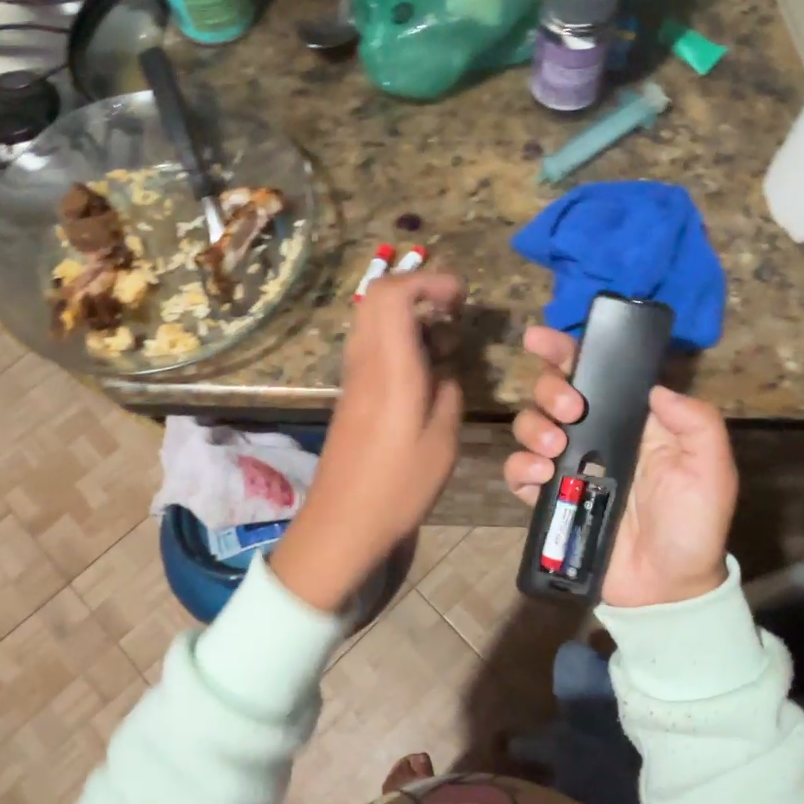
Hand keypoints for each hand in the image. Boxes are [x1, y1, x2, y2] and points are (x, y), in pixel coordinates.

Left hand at [270, 273, 465, 612]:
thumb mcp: (443, 441)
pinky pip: (372, 347)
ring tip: (445, 347)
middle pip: (377, 298)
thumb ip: (449, 393)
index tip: (460, 298)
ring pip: (372, 321)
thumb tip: (444, 371)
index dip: (427, 281)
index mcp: (389, 367)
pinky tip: (425, 375)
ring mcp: (353, 379)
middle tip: (453, 315)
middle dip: (418, 291)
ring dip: (409, 318)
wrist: (342, 523)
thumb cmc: (398, 486)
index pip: (392, 294)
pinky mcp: (351, 397)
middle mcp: (365, 363)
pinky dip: (399, 342)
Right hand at [504, 326, 735, 608]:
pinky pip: (519, 474)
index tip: (542, 337)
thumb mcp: (711, 468)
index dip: (567, 349)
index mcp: (633, 421)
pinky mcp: (548, 501)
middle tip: (570, 410)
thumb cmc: (693, 524)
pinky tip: (540, 478)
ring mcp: (569, 469)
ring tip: (555, 450)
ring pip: (530, 427)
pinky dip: (521, 469)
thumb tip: (653, 387)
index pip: (597, 373)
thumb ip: (695, 421)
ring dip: (534, 427)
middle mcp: (596, 436)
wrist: (667, 588)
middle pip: (554, 393)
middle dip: (551, 389)